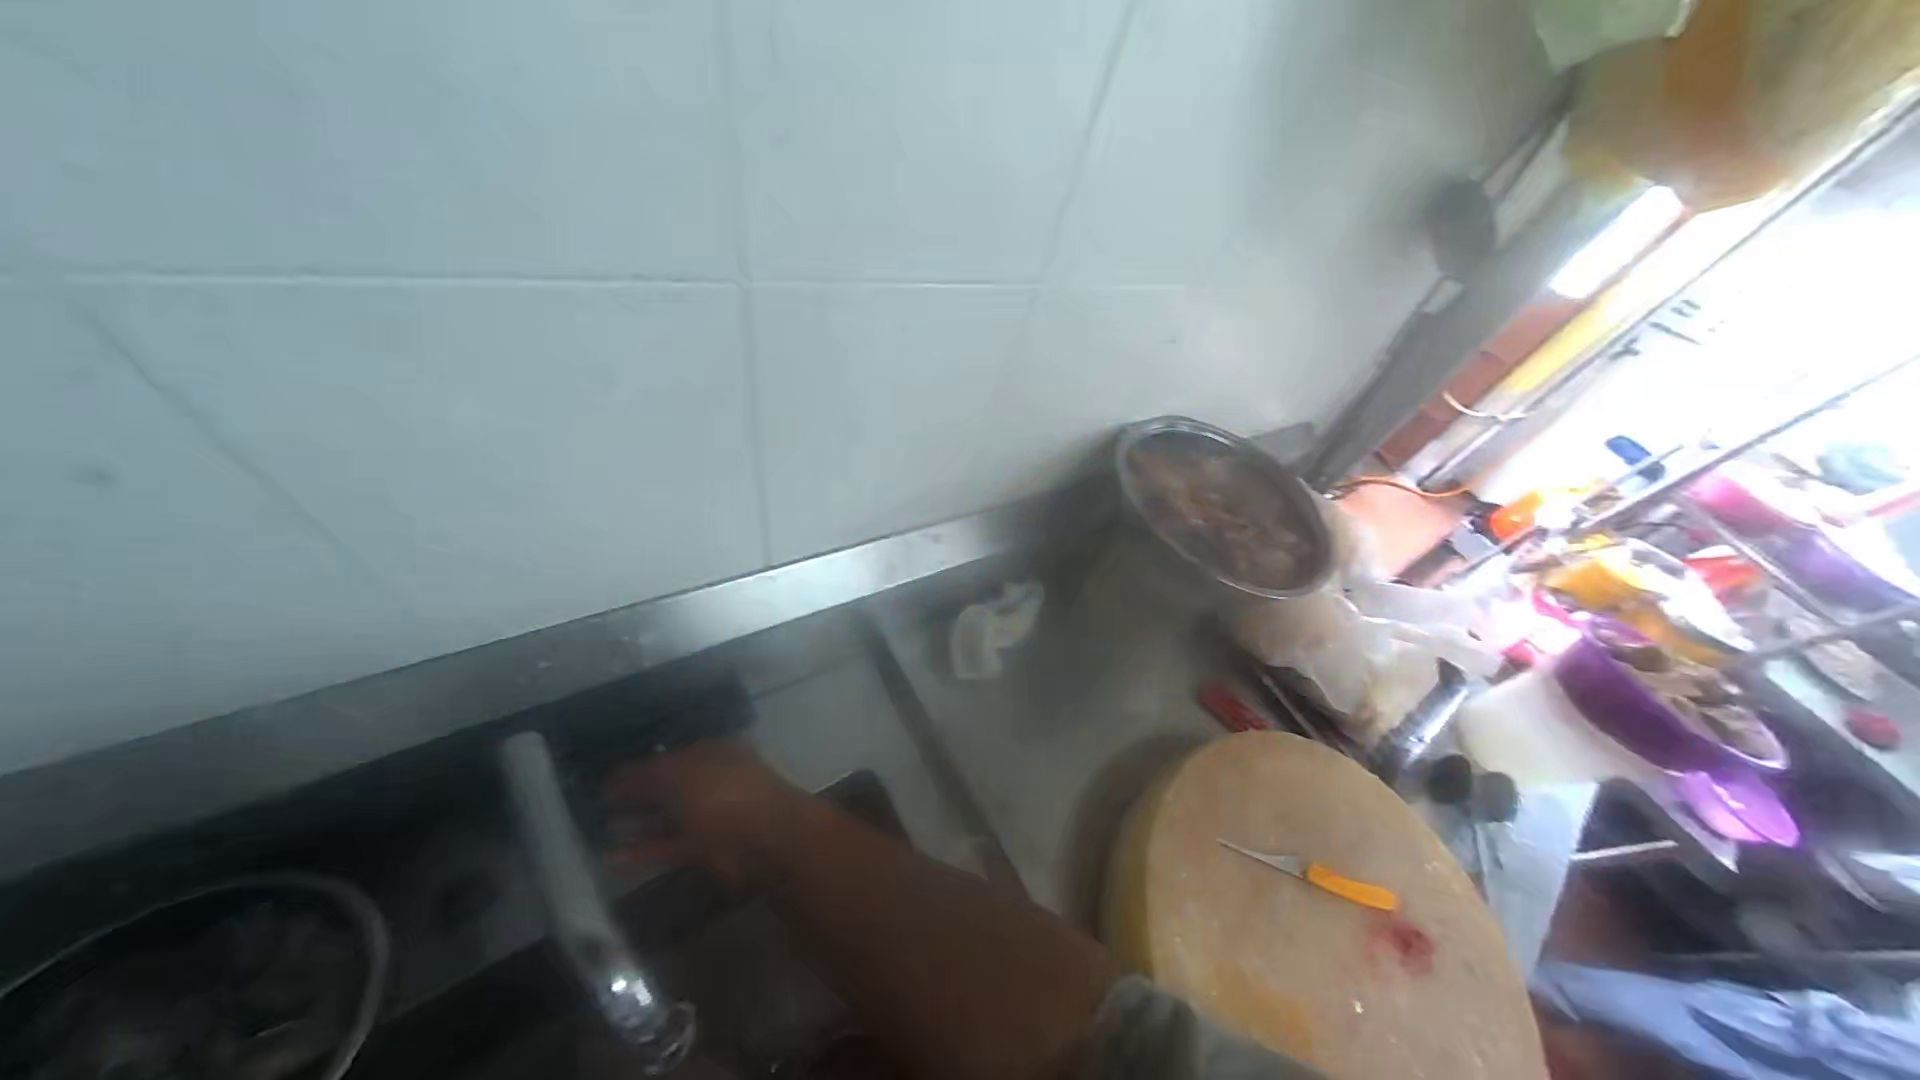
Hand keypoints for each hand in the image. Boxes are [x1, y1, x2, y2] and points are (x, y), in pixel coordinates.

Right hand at [603, 739, 812, 885]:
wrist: (770, 838)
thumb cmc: (727, 793)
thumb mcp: (682, 774)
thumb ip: (646, 776)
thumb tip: (614, 778)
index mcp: (714, 753)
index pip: (669, 757)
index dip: (637, 768)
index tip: (604, 781)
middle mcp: (711, 781)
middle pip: (666, 788)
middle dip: (634, 797)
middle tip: (594, 807)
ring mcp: (710, 815)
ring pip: (666, 818)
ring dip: (636, 825)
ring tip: (599, 830)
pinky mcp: (705, 848)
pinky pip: (669, 845)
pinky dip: (642, 850)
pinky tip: (612, 856)